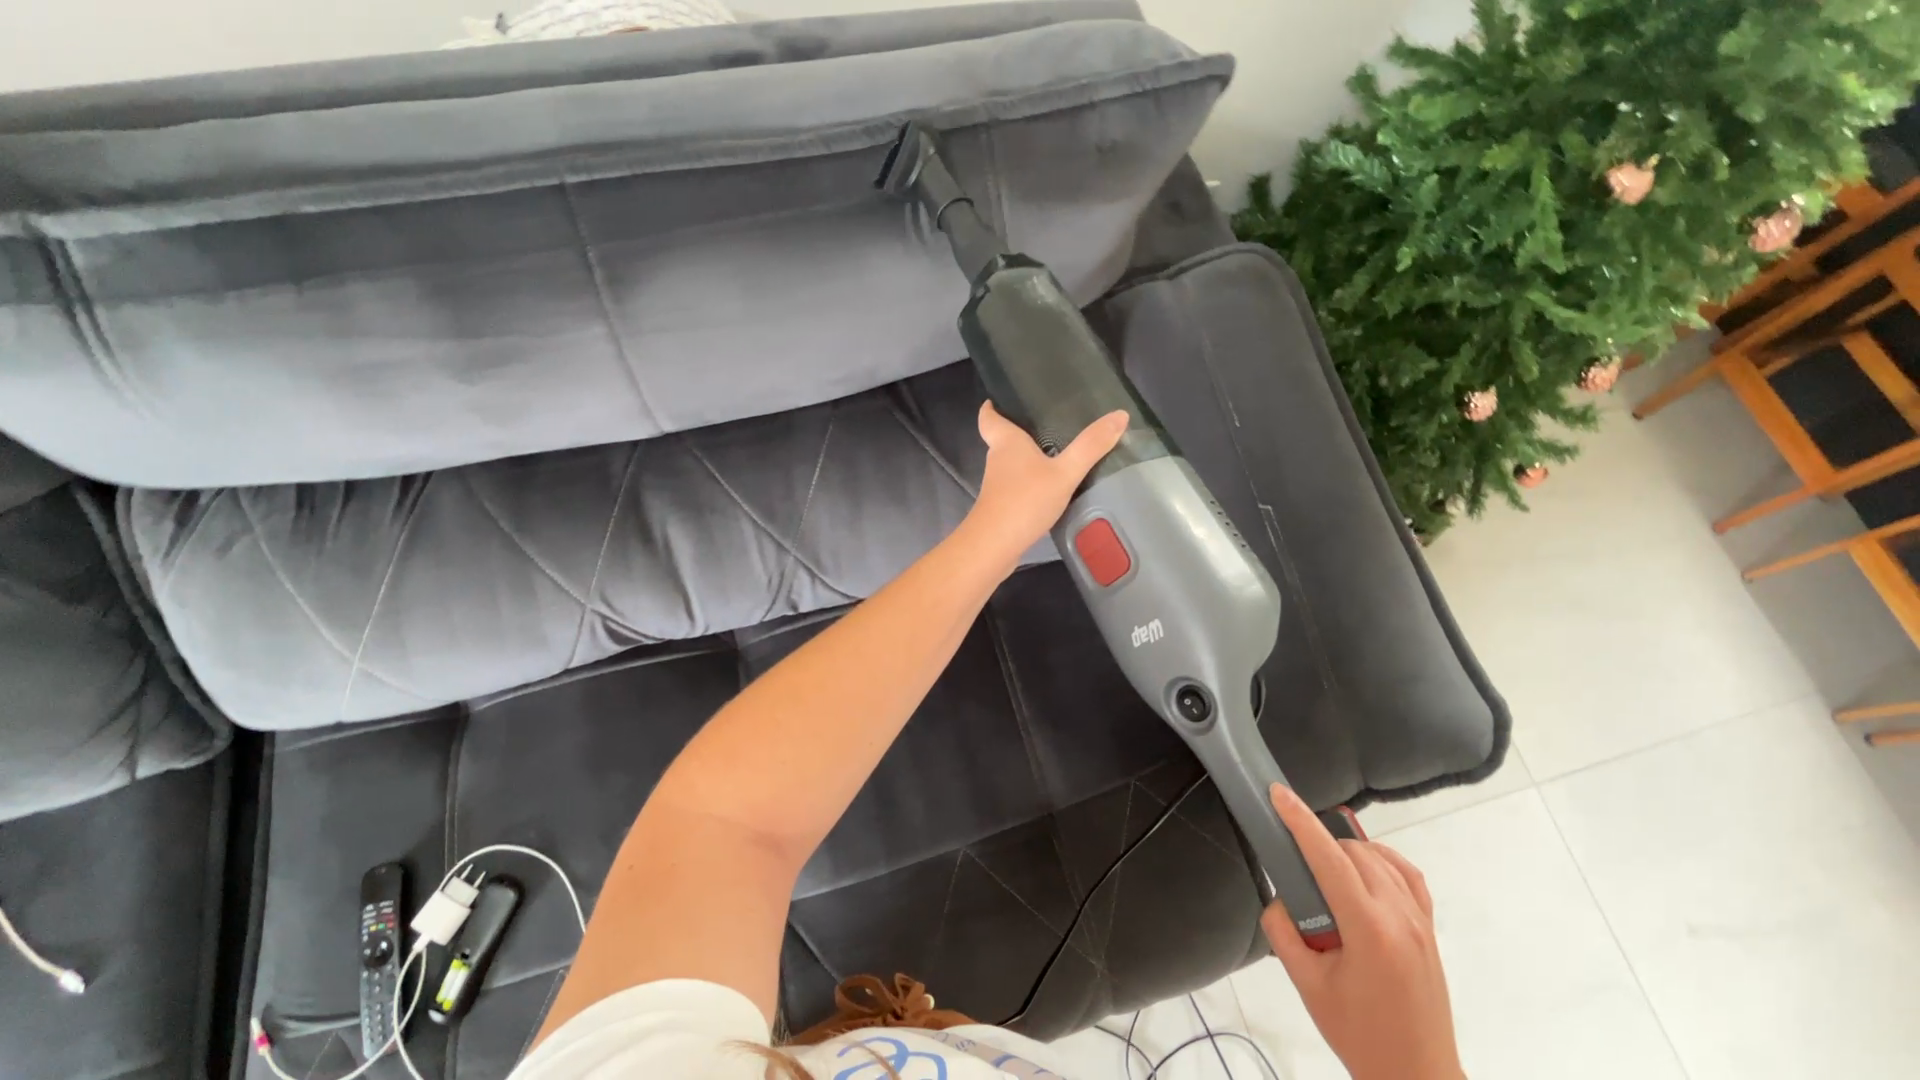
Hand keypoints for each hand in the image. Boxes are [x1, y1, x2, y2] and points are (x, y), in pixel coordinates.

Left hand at [963, 401, 1127, 564]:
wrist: (995, 545)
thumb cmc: (1025, 500)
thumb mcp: (1065, 472)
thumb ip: (1090, 446)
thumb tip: (1120, 414)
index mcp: (1007, 442)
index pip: (989, 417)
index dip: (992, 406)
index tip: (999, 398)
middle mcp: (997, 460)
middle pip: (1002, 439)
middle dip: (1019, 432)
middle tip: (1044, 424)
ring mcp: (997, 485)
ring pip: (1010, 464)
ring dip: (1026, 460)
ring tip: (1054, 453)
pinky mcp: (1001, 507)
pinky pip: (1016, 487)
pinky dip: (1030, 484)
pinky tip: (1050, 489)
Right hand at [1263, 784, 1465, 1079]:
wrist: (1417, 1076)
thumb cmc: (1359, 1034)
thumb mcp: (1307, 985)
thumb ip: (1284, 932)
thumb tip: (1280, 900)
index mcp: (1369, 928)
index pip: (1328, 858)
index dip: (1300, 821)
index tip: (1279, 794)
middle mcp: (1400, 915)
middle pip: (1352, 852)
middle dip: (1318, 845)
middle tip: (1292, 870)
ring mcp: (1420, 920)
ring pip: (1379, 858)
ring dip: (1346, 854)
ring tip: (1321, 879)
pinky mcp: (1429, 929)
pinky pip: (1406, 875)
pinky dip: (1380, 862)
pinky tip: (1362, 870)